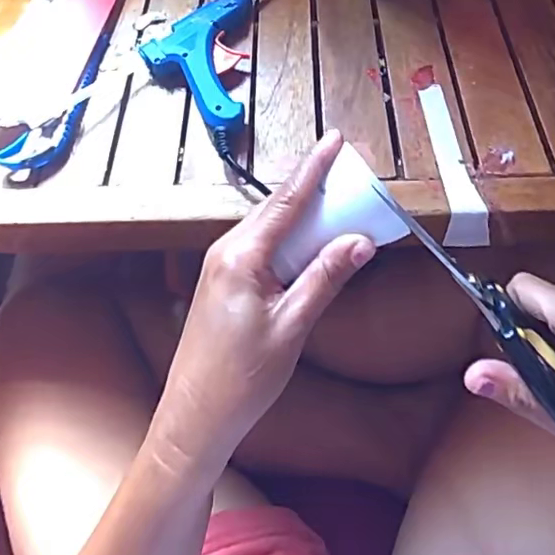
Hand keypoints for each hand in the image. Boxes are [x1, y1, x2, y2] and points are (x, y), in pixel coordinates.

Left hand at [148, 131, 375, 469]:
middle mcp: (226, 250)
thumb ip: (324, 278)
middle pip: (277, 209)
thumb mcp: (292, 326)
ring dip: (301, 219)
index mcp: (240, 255)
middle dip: (312, 191)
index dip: (313, 169)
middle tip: (347, 180)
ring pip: (268, 227)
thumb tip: (357, 243)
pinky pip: (259, 246)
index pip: (286, 201)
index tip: (332, 142)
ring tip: (337, 213)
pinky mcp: (222, 279)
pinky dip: (287, 241)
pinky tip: (307, 250)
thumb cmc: (240, 377)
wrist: (196, 413)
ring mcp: (220, 263)